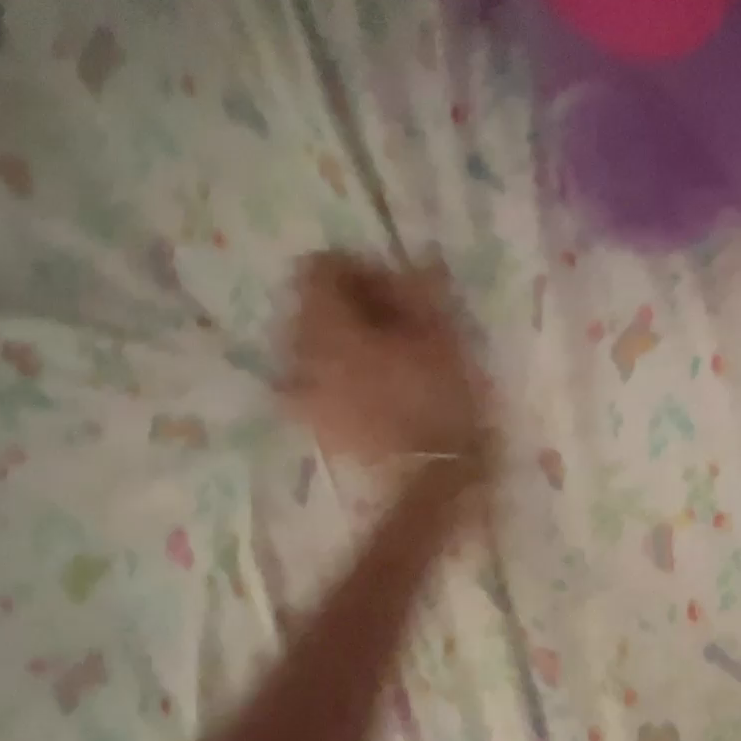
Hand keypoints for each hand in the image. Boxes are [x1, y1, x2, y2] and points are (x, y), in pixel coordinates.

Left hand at [282, 252, 487, 469]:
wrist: (431, 478)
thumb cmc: (439, 399)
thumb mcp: (441, 333)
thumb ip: (416, 289)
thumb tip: (409, 261)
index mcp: (325, 324)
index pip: (319, 269)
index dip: (359, 270)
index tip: (395, 290)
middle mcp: (298, 352)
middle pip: (312, 307)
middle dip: (349, 308)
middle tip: (396, 326)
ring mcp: (299, 393)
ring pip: (312, 346)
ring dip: (343, 343)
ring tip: (386, 362)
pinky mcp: (312, 424)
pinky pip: (317, 382)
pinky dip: (339, 377)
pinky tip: (374, 393)